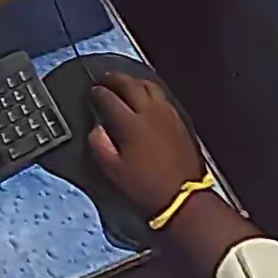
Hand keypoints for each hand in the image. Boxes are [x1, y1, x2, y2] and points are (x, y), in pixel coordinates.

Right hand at [87, 71, 205, 215]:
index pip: (109, 98)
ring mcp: (168, 115)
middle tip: (105, 78)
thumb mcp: (113, 170)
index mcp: (130, 123)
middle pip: (130, 84)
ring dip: (134, 81)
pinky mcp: (180, 121)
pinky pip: (163, 97)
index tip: (92, 91)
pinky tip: (147, 97)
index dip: (98, 92)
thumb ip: (99, 145)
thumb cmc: (145, 185)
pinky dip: (150, 91)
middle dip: (115, 78)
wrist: (184, 199)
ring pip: (150, 86)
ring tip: (126, 82)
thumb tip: (96, 128)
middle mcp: (149, 113)